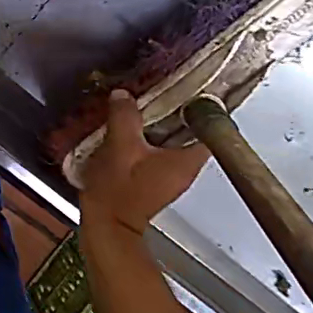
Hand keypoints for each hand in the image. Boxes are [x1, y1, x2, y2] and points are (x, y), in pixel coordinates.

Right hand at [81, 90, 211, 238]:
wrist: (106, 225)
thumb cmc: (119, 190)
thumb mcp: (120, 146)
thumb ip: (125, 116)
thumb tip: (124, 94)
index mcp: (187, 159)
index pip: (207, 126)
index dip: (199, 104)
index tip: (186, 87)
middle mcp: (185, 168)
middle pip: (186, 130)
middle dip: (171, 110)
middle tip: (156, 90)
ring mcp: (169, 175)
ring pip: (168, 140)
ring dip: (154, 124)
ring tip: (137, 105)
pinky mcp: (152, 180)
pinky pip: (153, 150)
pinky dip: (143, 138)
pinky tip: (125, 129)